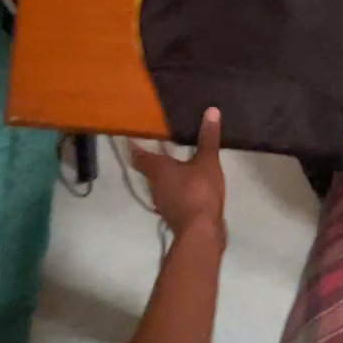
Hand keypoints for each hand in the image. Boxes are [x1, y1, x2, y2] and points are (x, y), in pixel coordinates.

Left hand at [132, 107, 226, 242]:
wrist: (201, 232)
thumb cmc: (199, 191)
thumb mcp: (207, 161)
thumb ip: (208, 138)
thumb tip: (211, 110)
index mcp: (158, 170)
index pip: (140, 156)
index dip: (135, 147)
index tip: (132, 137)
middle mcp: (155, 186)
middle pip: (149, 171)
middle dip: (153, 159)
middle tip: (160, 145)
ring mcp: (164, 203)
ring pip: (160, 185)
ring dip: (166, 175)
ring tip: (177, 163)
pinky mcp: (175, 215)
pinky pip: (172, 196)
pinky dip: (177, 188)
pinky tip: (188, 185)